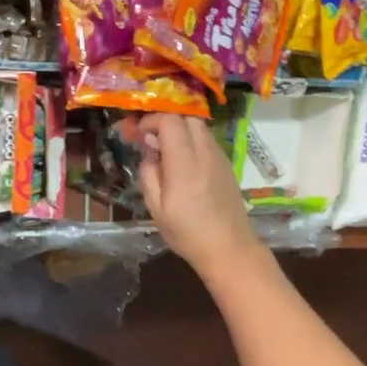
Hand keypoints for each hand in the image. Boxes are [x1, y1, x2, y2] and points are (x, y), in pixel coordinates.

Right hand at [135, 113, 260, 277]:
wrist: (228, 247)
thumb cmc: (187, 232)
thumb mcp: (156, 208)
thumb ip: (149, 174)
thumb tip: (149, 154)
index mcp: (184, 164)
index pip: (170, 122)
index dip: (151, 121)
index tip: (138, 134)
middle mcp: (205, 153)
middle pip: (187, 118)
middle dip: (166, 122)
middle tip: (151, 140)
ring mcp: (219, 158)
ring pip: (199, 128)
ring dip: (180, 132)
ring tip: (166, 152)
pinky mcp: (227, 165)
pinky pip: (208, 141)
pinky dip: (192, 142)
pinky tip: (184, 164)